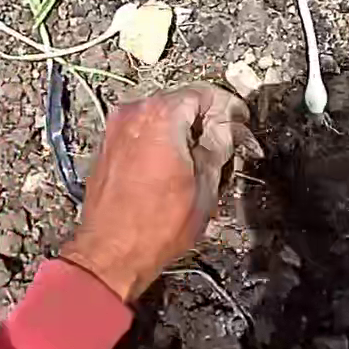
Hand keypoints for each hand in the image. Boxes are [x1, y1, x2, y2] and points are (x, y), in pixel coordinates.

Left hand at [61, 85, 258, 300]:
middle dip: (207, 118)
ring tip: (204, 155)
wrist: (110, 254)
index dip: (228, 107)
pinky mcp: (108, 146)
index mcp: (160, 117)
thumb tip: (228, 129)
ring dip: (185, 129)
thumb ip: (219, 145)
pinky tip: (178, 162)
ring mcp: (116, 129)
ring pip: (163, 116)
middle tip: (228, 140)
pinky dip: (164, 138)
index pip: (204, 94)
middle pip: (181, 101)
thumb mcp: (206, 184)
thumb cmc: (157, 225)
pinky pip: (143, 130)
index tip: (240, 123)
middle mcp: (133, 114)